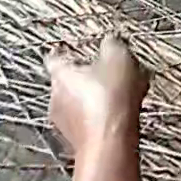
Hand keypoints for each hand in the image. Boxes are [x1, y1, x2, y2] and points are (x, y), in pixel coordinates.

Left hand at [45, 32, 148, 154]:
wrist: (110, 141)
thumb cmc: (110, 94)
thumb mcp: (117, 56)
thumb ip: (111, 43)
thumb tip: (108, 39)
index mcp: (61, 76)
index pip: (54, 58)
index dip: (63, 50)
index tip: (70, 46)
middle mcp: (56, 98)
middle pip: (70, 79)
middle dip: (89, 72)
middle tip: (110, 65)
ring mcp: (65, 121)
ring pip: (81, 98)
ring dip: (97, 91)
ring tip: (125, 87)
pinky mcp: (77, 138)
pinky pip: (89, 116)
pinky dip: (102, 109)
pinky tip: (125, 106)